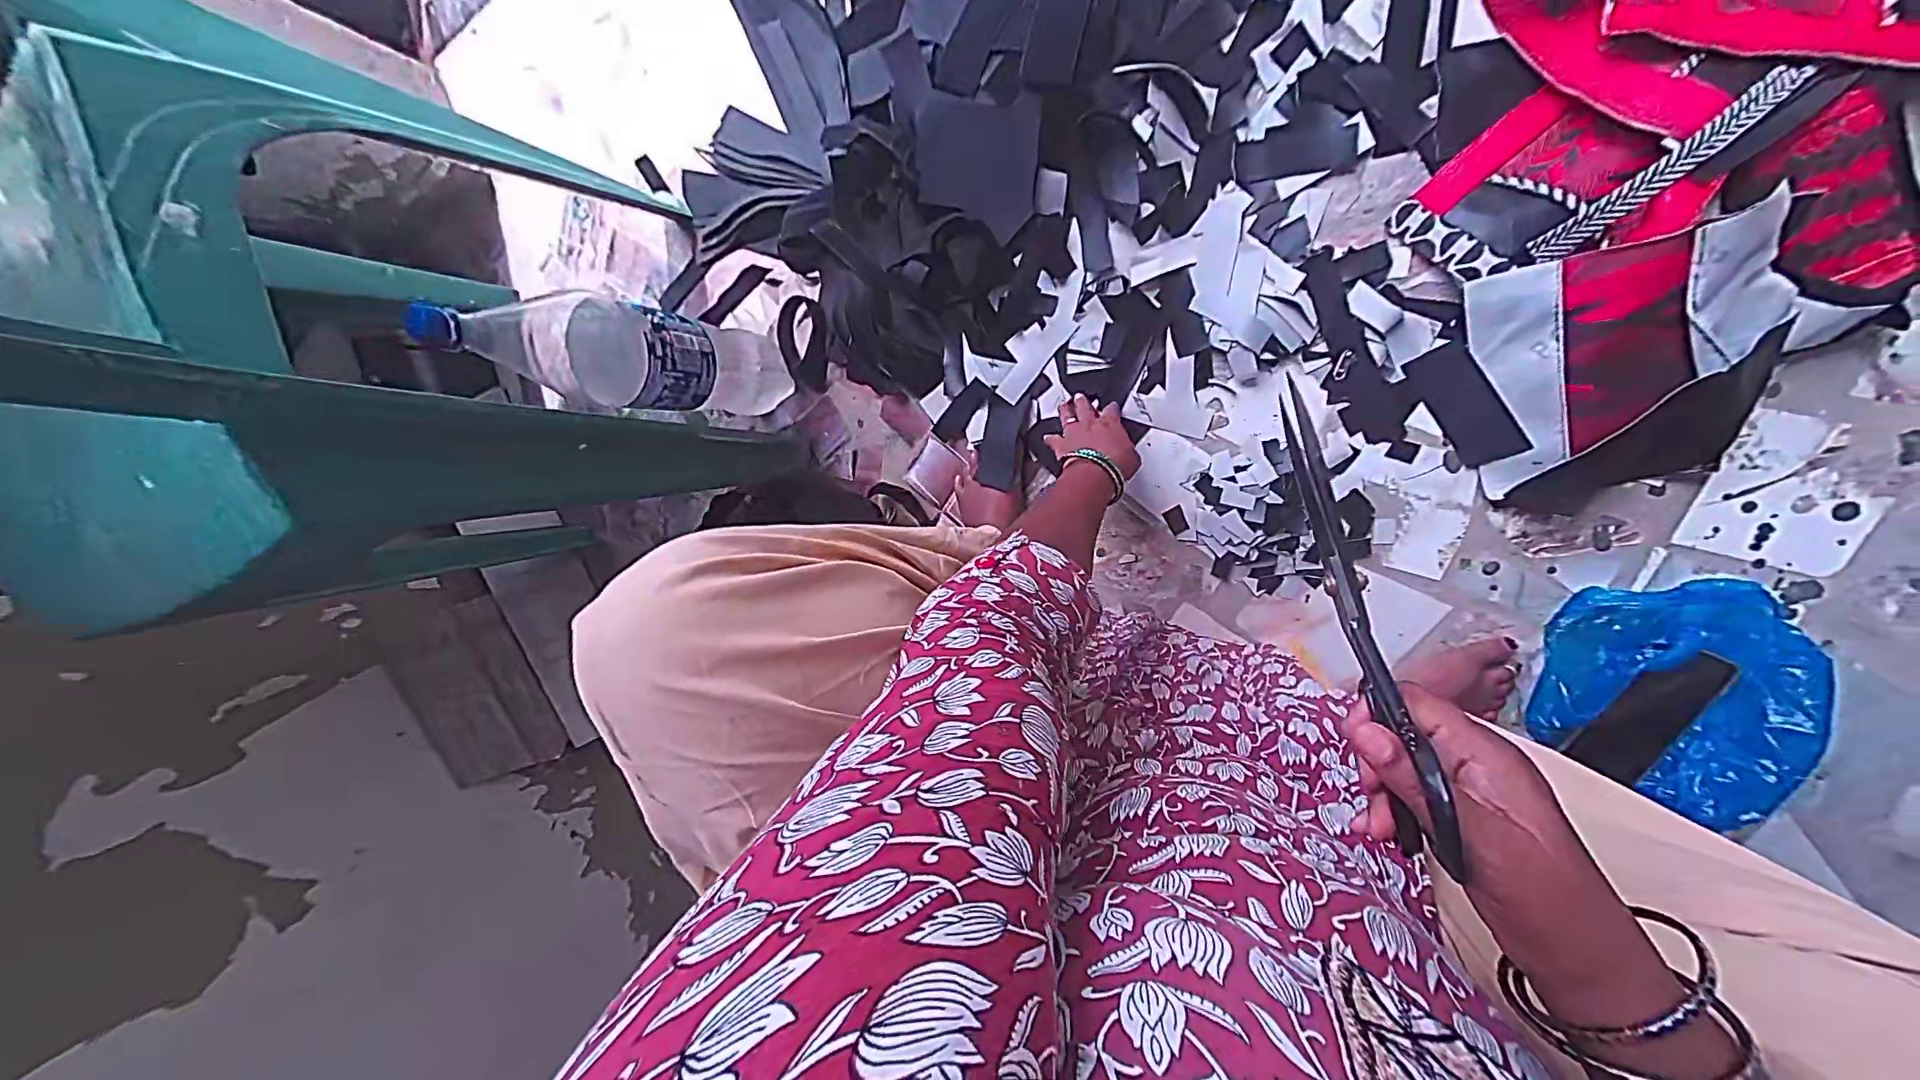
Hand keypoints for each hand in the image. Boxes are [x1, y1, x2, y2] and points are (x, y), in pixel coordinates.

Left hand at [1044, 395, 1140, 480]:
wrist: (1094, 474)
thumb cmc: (1114, 466)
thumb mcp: (1132, 457)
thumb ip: (1129, 451)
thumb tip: (1130, 456)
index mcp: (1111, 423)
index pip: (1112, 410)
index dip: (1112, 407)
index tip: (1112, 407)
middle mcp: (1090, 424)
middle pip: (1085, 406)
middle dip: (1083, 400)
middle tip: (1080, 396)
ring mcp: (1074, 433)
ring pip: (1067, 416)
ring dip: (1065, 410)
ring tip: (1064, 405)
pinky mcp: (1061, 445)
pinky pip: (1052, 439)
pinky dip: (1050, 439)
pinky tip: (1047, 437)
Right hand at [1341, 685, 1601, 931]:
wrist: (1582, 956)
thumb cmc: (1544, 896)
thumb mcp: (1465, 830)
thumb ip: (1410, 776)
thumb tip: (1365, 729)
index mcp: (1485, 753)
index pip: (1415, 702)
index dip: (1376, 714)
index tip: (1354, 744)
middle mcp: (1475, 762)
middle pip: (1401, 733)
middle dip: (1375, 761)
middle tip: (1372, 796)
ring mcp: (1468, 788)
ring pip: (1400, 765)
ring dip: (1380, 791)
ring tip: (1379, 823)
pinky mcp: (1460, 812)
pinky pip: (1412, 792)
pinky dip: (1391, 808)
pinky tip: (1384, 828)